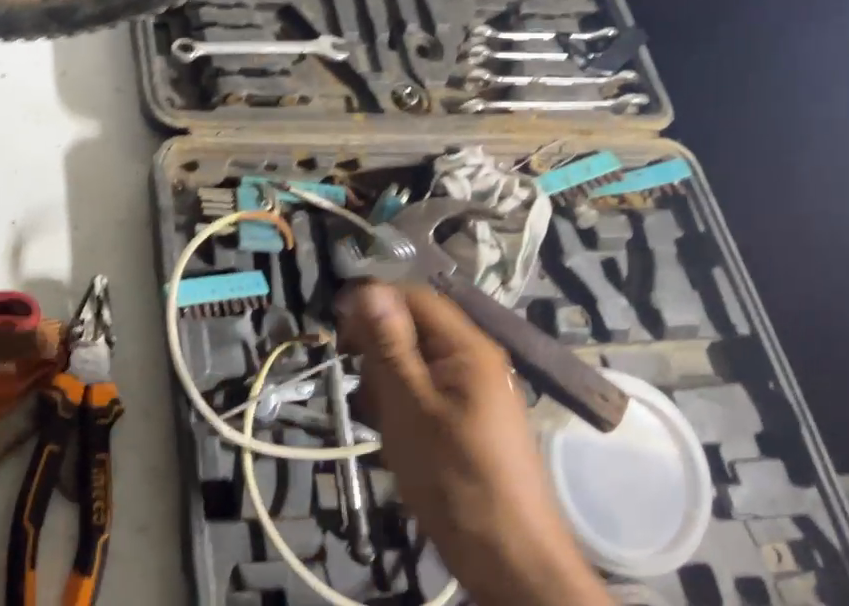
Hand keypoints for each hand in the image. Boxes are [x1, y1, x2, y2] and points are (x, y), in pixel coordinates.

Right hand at [336, 283, 608, 605]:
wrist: (508, 559)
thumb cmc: (455, 477)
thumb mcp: (409, 405)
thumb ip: (388, 344)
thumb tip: (367, 288)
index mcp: (468, 348)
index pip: (413, 296)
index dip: (372, 305)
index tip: (339, 335)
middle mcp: (473, 360)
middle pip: (411, 328)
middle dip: (376, 350)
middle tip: (357, 384)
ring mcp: (472, 392)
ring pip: (412, 363)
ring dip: (383, 381)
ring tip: (374, 417)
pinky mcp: (465, 420)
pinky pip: (422, 392)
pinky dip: (399, 404)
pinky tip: (389, 432)